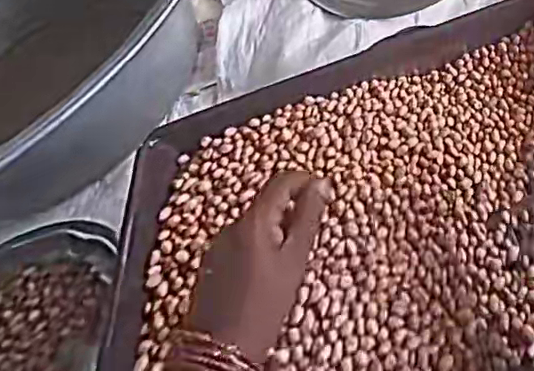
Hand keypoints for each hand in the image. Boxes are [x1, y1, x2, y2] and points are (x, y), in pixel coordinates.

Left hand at [187, 171, 331, 361]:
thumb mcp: (295, 259)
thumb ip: (309, 216)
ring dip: (275, 228)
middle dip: (291, 209)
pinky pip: (241, 240)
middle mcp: (232, 226)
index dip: (306, 180)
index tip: (322, 193)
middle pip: (268, 200)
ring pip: (255, 221)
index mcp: (254, 220)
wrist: (218, 355)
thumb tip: (321, 182)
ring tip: (289, 257)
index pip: (283, 180)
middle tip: (308, 233)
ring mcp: (218, 245)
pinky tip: (266, 271)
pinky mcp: (211, 264)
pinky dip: (259, 244)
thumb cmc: (264, 306)